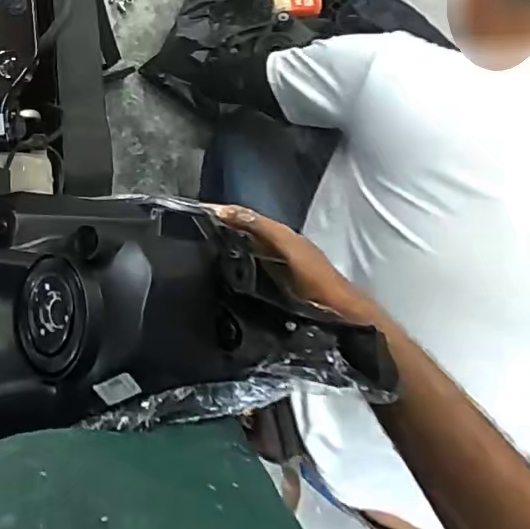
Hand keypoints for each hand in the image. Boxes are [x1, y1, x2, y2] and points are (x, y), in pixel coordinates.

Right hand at [203, 204, 382, 327]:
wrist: (340, 317)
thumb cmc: (316, 279)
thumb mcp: (288, 247)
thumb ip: (261, 227)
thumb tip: (226, 210)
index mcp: (280, 234)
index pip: (245, 215)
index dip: (222, 211)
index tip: (195, 211)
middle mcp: (275, 247)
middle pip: (240, 230)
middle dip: (217, 225)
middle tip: (189, 226)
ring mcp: (273, 266)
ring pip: (240, 248)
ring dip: (220, 243)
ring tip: (195, 244)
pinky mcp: (270, 285)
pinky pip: (243, 266)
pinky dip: (228, 262)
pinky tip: (215, 267)